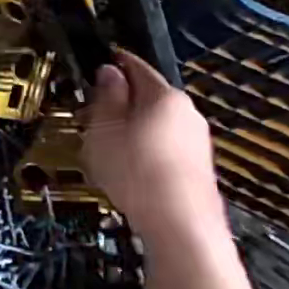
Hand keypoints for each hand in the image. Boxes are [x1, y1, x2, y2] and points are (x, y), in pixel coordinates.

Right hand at [80, 51, 226, 243]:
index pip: (136, 66)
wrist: (180, 226)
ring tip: (106, 144)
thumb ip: (106, 96)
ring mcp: (195, 140)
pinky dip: (145, 148)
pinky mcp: (196, 165)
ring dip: (132, 126)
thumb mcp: (104, 130)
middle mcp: (186, 113)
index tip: (99, 63)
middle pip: (148, 94)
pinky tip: (128, 167)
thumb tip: (108, 73)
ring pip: (156, 121)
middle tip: (92, 111)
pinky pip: (164, 145)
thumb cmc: (139, 176)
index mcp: (164, 96)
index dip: (113, 62)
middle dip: (120, 99)